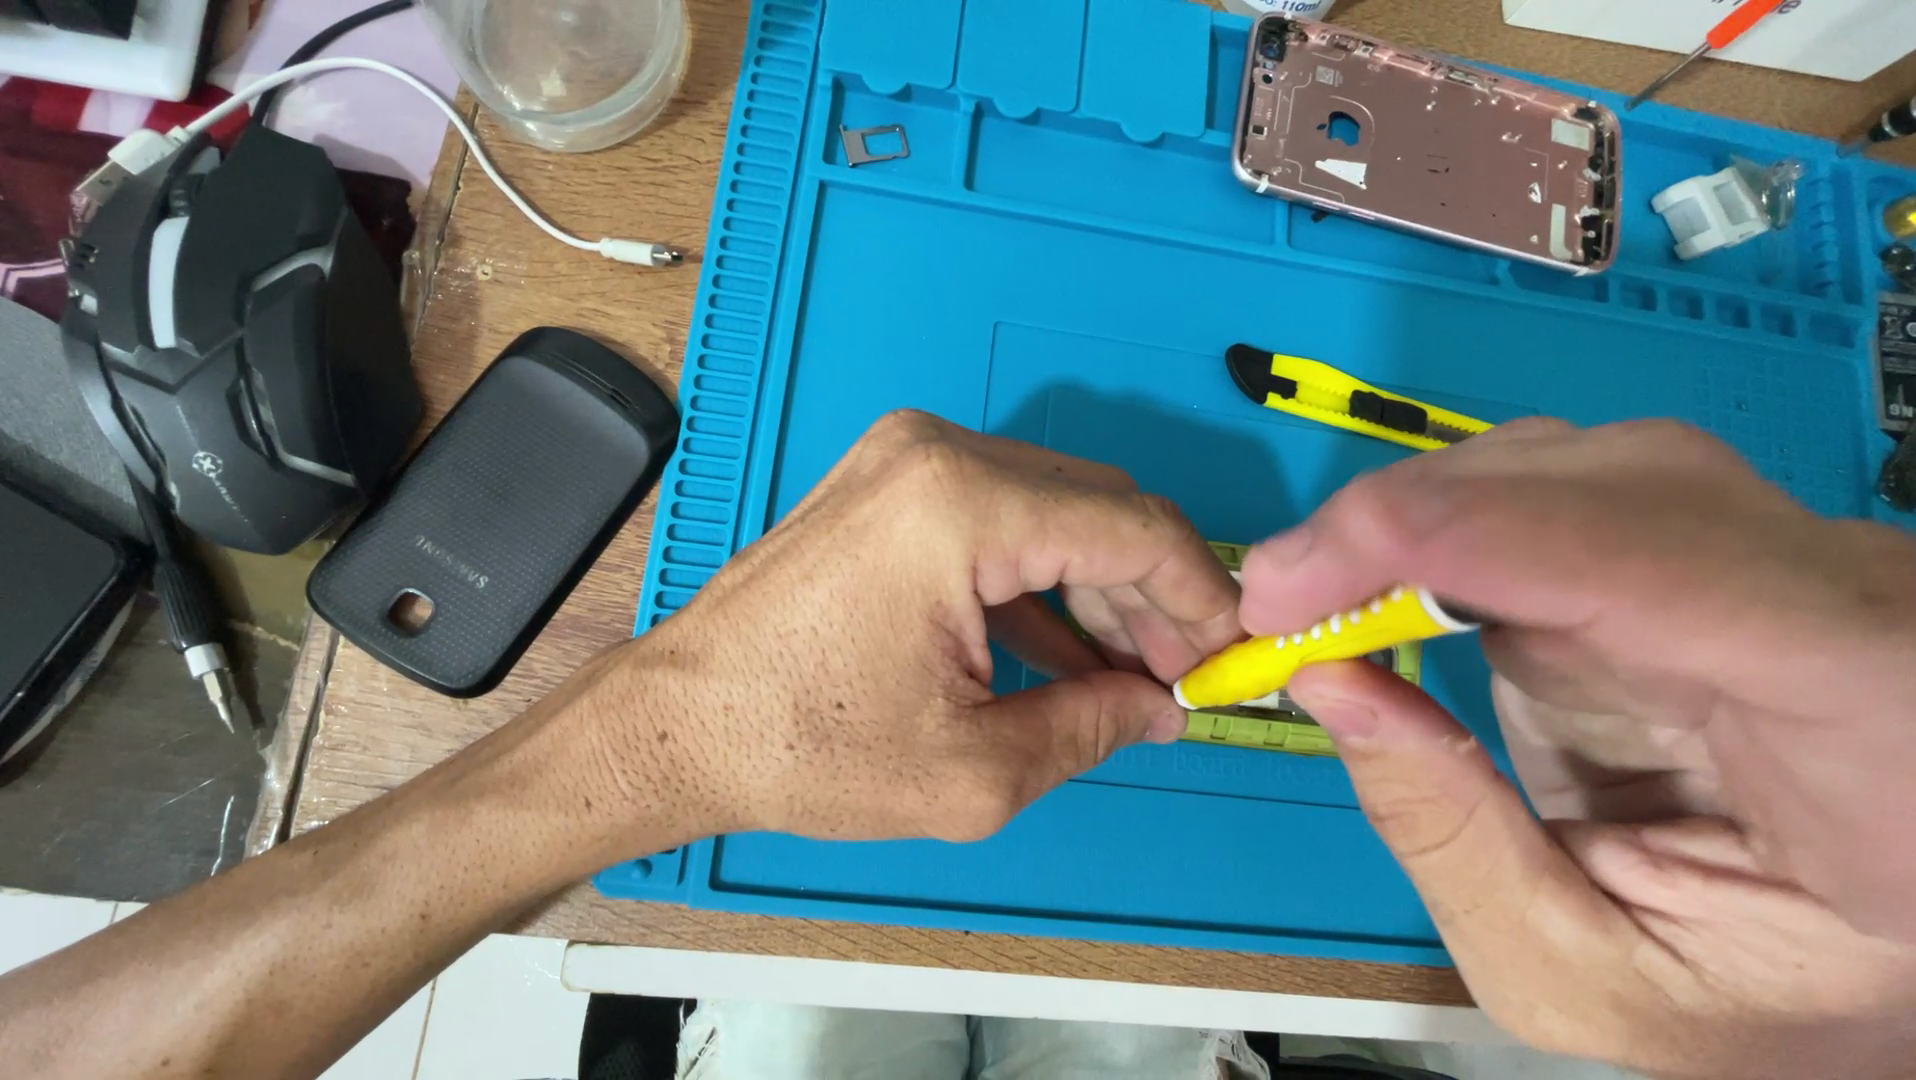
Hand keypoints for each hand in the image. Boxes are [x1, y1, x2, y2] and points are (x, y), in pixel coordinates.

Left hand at [594, 410, 1239, 843]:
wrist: (679, 722)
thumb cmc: (805, 746)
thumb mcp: (974, 769)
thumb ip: (1094, 726)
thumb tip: (1164, 705)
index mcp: (964, 504)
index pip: (1133, 526)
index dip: (1200, 591)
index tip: (1231, 647)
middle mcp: (940, 454)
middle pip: (1098, 508)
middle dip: (1153, 593)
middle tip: (1183, 674)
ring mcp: (909, 461)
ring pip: (1053, 510)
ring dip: (1100, 588)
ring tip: (1134, 671)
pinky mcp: (891, 485)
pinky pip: (998, 520)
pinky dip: (1040, 580)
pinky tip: (1069, 649)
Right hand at [1239, 419, 1915, 1078]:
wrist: (1866, 956)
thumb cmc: (1754, 1000)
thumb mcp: (1578, 972)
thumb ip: (1443, 835)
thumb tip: (1323, 680)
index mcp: (1877, 721)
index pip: (1656, 566)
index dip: (1450, 542)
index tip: (1289, 592)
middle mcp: (1834, 599)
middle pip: (1596, 485)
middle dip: (1402, 526)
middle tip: (1274, 600)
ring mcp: (1761, 559)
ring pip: (1559, 466)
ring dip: (1407, 517)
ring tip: (1314, 595)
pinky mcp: (1682, 554)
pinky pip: (1538, 494)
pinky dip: (1430, 527)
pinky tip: (1376, 584)